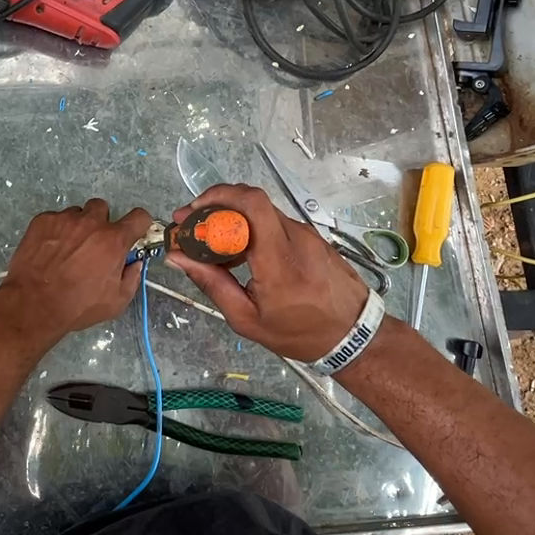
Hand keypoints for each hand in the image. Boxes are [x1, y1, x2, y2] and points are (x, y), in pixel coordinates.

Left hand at [0, 199, 153, 342]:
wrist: (33, 304)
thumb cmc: (77, 305)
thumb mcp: (115, 302)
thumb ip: (131, 278)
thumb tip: (134, 263)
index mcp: (113, 240)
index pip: (139, 217)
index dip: (139, 224)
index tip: (133, 232)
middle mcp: (91, 222)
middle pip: (102, 208)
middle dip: (101, 223)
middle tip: (92, 244)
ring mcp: (64, 219)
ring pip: (77, 213)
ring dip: (76, 227)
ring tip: (67, 249)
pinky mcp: (42, 220)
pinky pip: (55, 218)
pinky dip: (55, 230)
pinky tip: (49, 250)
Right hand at [167, 183, 371, 362]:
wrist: (356, 336)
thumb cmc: (300, 333)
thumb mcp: (247, 319)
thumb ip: (212, 284)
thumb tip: (178, 257)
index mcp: (279, 261)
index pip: (251, 206)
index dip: (217, 198)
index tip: (190, 214)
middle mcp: (295, 238)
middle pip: (251, 200)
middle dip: (215, 204)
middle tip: (192, 223)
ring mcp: (307, 233)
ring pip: (260, 210)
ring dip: (231, 217)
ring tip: (211, 242)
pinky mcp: (311, 235)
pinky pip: (274, 221)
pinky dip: (249, 227)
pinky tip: (238, 250)